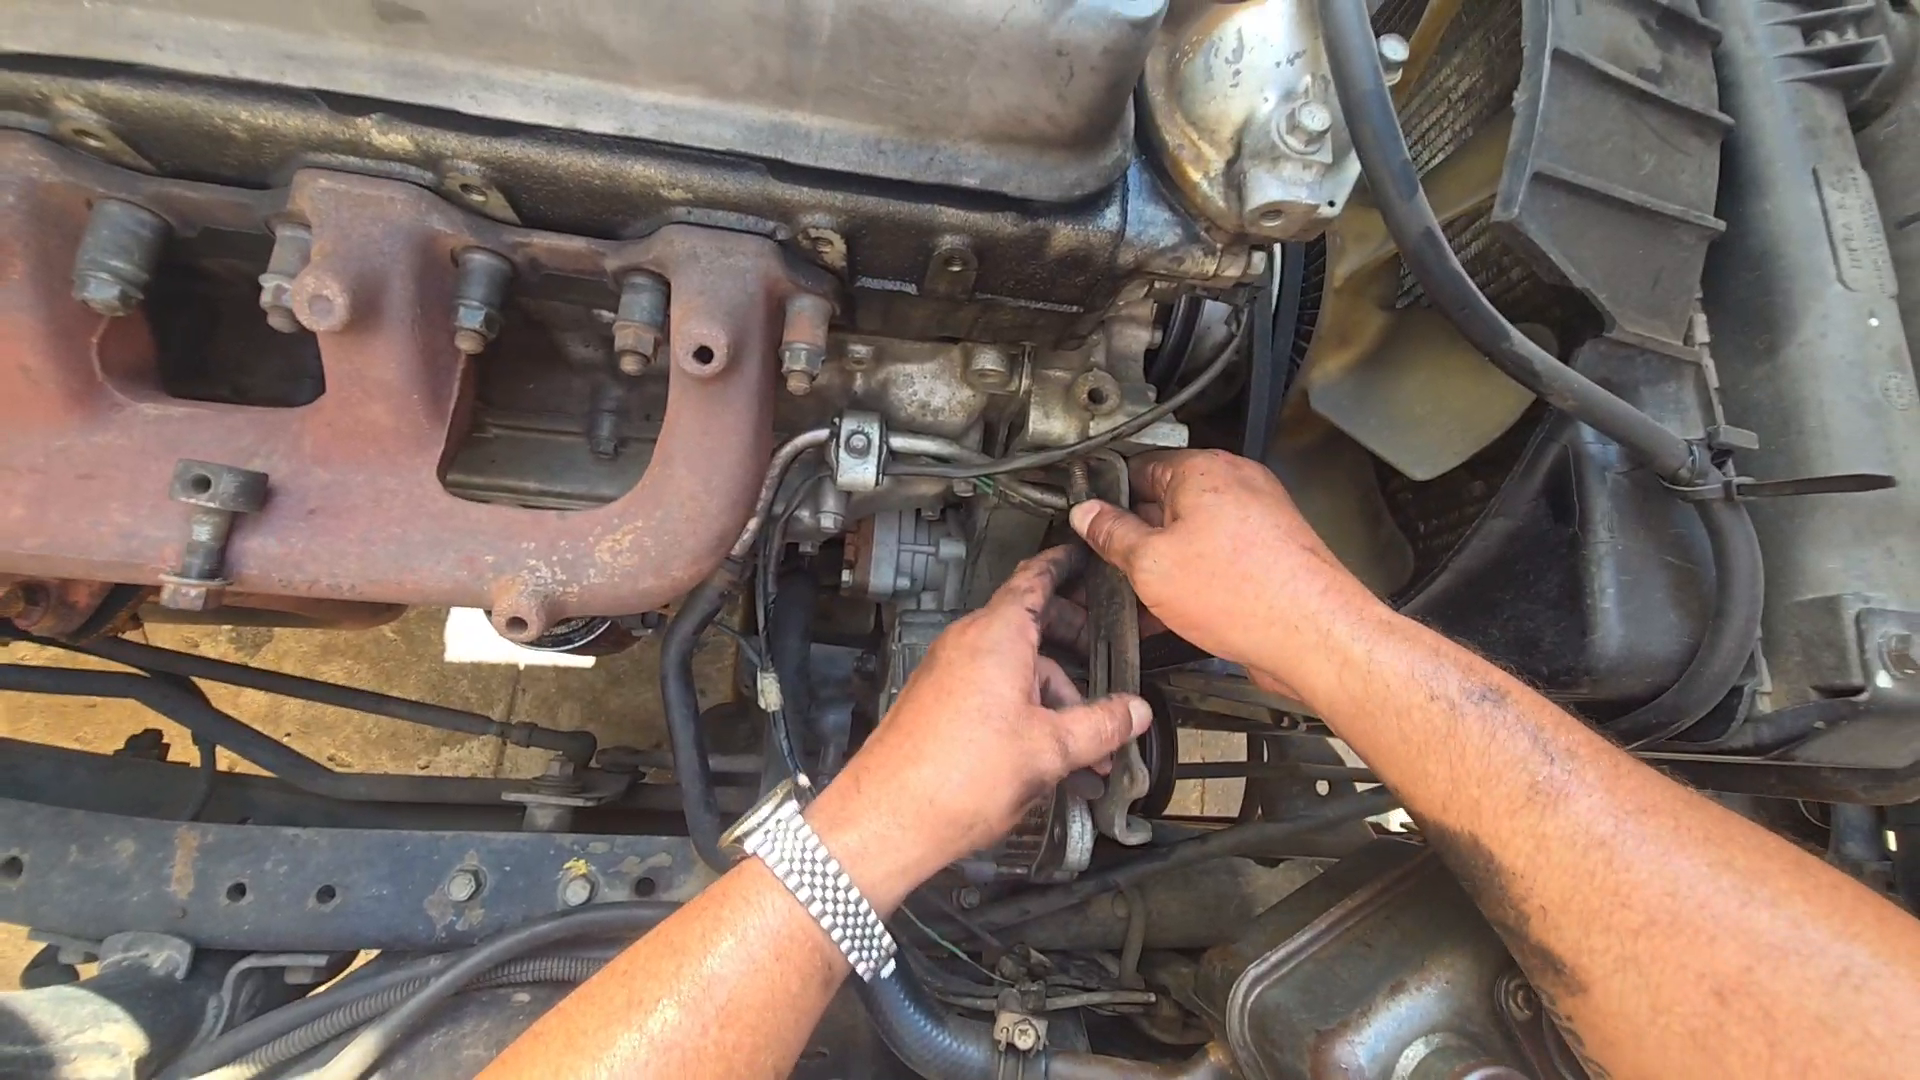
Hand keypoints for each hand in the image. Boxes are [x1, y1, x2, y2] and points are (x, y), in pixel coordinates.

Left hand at [804, 547, 1150, 910]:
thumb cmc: (957, 776)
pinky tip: (1054, 759)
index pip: (1036, 578)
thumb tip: (1134, 712)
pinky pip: (996, 692)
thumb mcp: (1050, 750)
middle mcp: (970, 642)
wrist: (888, 818)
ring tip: (1091, 751)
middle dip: (1078, 650)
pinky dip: (1028, 714)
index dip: (1064, 564)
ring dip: (1058, 701)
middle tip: (1111, 670)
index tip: (1083, 556)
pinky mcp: (942, 701)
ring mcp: (952, 671)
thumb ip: (1101, 725)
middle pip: (1035, 627)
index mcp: (997, 634)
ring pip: (1019, 669)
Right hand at [1067, 449, 1385, 700]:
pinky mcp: (1265, 555)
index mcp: (1204, 471)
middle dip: (1133, 536)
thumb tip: (1089, 515)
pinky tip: (1170, 611)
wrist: (1314, 636)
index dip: (1107, 496)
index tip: (1091, 520)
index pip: (1138, 467)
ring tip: (1141, 597)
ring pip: (1188, 536)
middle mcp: (1234, 487)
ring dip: (1160, 564)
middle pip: (1163, 502)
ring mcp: (1253, 521)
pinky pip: (1213, 559)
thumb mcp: (1151, 564)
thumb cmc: (1248, 593)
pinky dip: (1189, 579)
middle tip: (1112, 566)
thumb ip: (1111, 534)